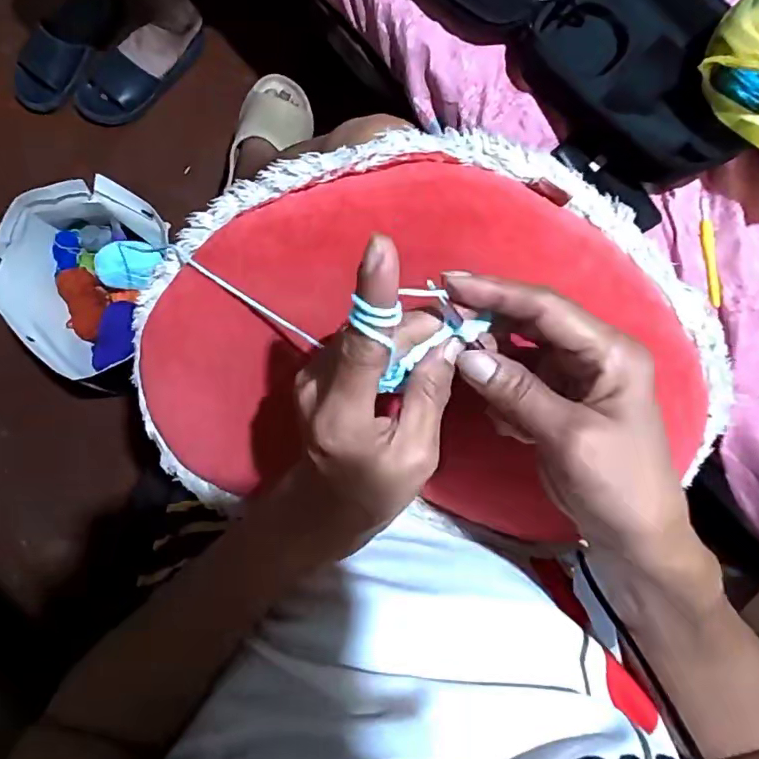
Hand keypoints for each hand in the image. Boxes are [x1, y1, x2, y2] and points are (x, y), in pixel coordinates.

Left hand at [267, 235, 458, 564]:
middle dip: (413, 329)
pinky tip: (403, 366)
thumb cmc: (372, 493)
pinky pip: (354, 345)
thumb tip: (444, 346)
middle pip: (370, 332)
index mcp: (343, 412)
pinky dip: (383, 347)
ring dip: (399, 338)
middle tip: (449, 339)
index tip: (380, 247)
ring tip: (429, 358)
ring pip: (362, 334)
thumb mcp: (416, 456)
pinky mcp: (311, 373)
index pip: (363, 342)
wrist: (319, 510)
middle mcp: (317, 384)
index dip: (373, 292)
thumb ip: (428, 396)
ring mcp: (309, 376)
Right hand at [445, 274, 719, 606]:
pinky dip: (500, 391)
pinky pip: (518, 381)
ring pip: (520, 352)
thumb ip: (517, 391)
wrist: (635, 540)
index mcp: (610, 352)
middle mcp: (593, 355)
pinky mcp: (557, 402)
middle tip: (442, 318)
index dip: (497, 293)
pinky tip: (499, 417)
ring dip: (490, 360)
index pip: (546, 308)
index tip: (450, 283)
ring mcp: (574, 378)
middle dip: (487, 320)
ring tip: (461, 369)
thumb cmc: (617, 484)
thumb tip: (465, 354)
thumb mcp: (568, 436)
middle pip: (531, 323)